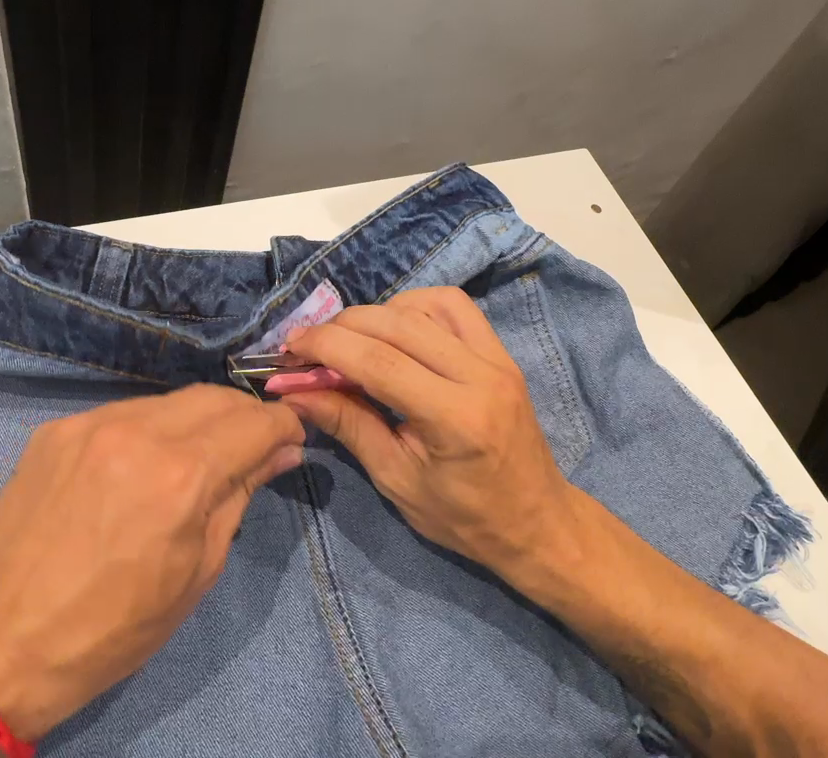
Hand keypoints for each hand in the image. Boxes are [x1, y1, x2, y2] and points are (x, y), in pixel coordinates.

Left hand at [0, 385, 304, 738]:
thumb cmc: (116, 626)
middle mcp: (137, 433)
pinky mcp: (57, 428)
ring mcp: (90, 424)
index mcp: (180, 476)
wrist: (4, 639)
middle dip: (244, 416)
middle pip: (213, 397)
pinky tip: (141, 465)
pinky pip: (122, 414)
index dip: (283, 426)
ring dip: (196, 422)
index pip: (254, 424)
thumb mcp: (198, 570)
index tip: (293, 438)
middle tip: (255, 445)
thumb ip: (240, 495)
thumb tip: (281, 452)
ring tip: (197, 458)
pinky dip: (147, 431)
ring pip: (168, 401)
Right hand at [280, 287, 573, 576]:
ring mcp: (497, 358)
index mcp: (455, 418)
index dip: (327, 346)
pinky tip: (394, 330)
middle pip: (398, 324)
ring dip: (379, 313)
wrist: (537, 522)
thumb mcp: (396, 479)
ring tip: (351, 340)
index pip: (379, 361)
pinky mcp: (501, 352)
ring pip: (426, 304)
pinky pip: (454, 307)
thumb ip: (348, 424)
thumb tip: (295, 392)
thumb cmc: (464, 517)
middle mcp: (480, 375)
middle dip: (343, 326)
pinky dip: (415, 307)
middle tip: (308, 344)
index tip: (290, 346)